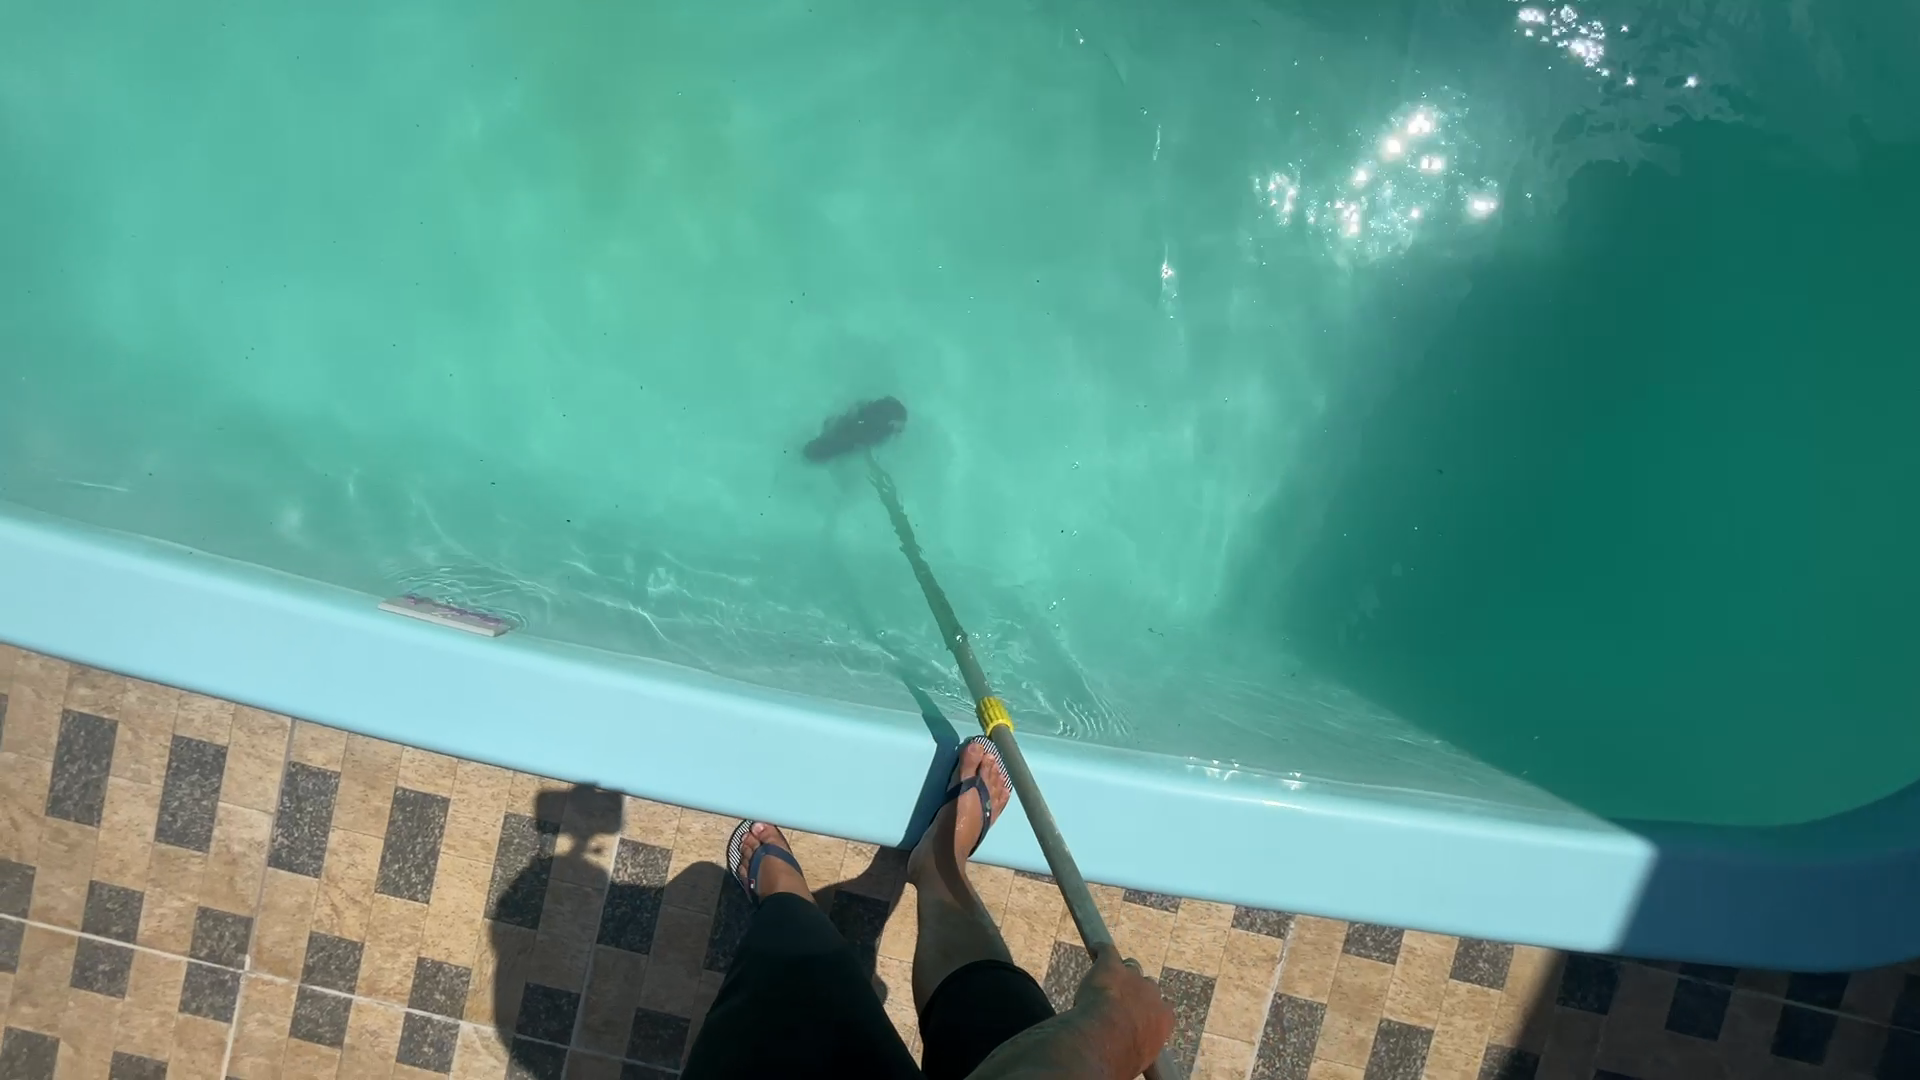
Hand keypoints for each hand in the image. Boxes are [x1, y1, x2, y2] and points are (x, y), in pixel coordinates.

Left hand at [1074, 946, 1173, 1075]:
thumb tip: (1130, 1051)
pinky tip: (1095, 948)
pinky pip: (1107, 951)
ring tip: (1107, 982)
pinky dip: (1101, 949)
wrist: (1106, 1038)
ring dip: (1120, 973)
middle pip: (1148, 985)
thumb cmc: (1122, 1057)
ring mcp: (1132, 976)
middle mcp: (1152, 993)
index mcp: (1164, 1018)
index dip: (1148, 1010)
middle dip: (1136, 991)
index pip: (1162, 1007)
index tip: (1138, 1016)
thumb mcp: (1139, 1056)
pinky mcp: (1111, 965)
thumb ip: (1140, 1043)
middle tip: (1120, 1002)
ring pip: (1129, 968)